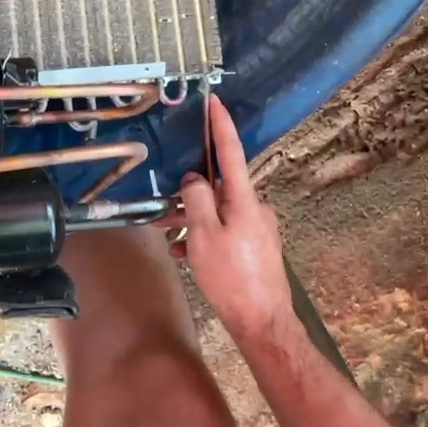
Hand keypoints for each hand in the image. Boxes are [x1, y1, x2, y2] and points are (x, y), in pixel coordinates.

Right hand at [177, 96, 294, 345]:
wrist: (264, 325)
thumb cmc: (232, 278)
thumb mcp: (205, 235)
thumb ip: (197, 199)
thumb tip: (195, 179)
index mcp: (244, 200)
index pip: (230, 152)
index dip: (221, 125)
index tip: (214, 101)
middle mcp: (255, 209)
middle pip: (218, 188)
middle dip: (190, 194)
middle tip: (163, 204)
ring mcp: (258, 229)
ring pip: (219, 212)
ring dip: (193, 220)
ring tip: (169, 237)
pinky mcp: (257, 248)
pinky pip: (226, 232)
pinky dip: (205, 237)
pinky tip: (185, 255)